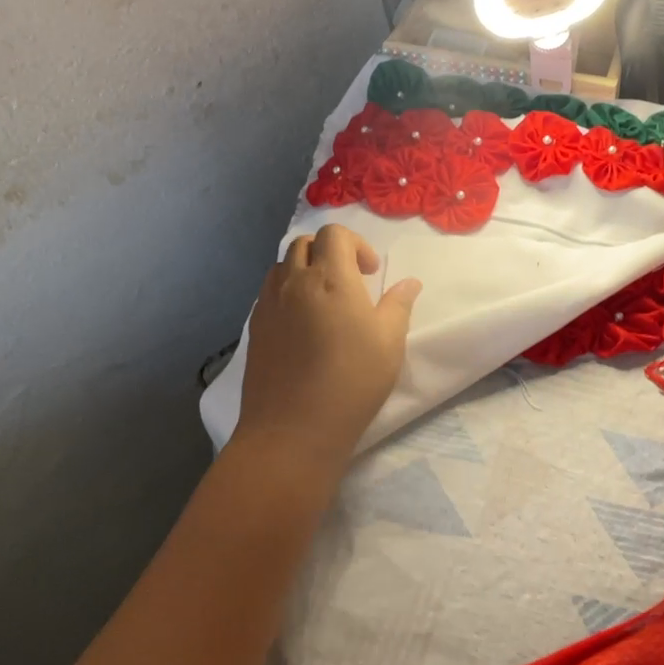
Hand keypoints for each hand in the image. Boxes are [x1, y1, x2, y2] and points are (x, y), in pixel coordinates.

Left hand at [236, 224, 421, 460]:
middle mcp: (294, 281)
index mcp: (330, 277)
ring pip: (282, 266)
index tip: (370, 273)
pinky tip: (302, 324)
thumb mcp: (389, 343)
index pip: (334, 234)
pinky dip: (286, 292)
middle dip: (329, 252)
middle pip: (305, 244)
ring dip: (304, 269)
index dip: (355, 244)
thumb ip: (398, 305)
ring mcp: (269, 305)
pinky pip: (269, 293)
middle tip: (349, 282)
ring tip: (323, 300)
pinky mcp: (254, 328)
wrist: (293, 430)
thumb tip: (409, 283)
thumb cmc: (351, 382)